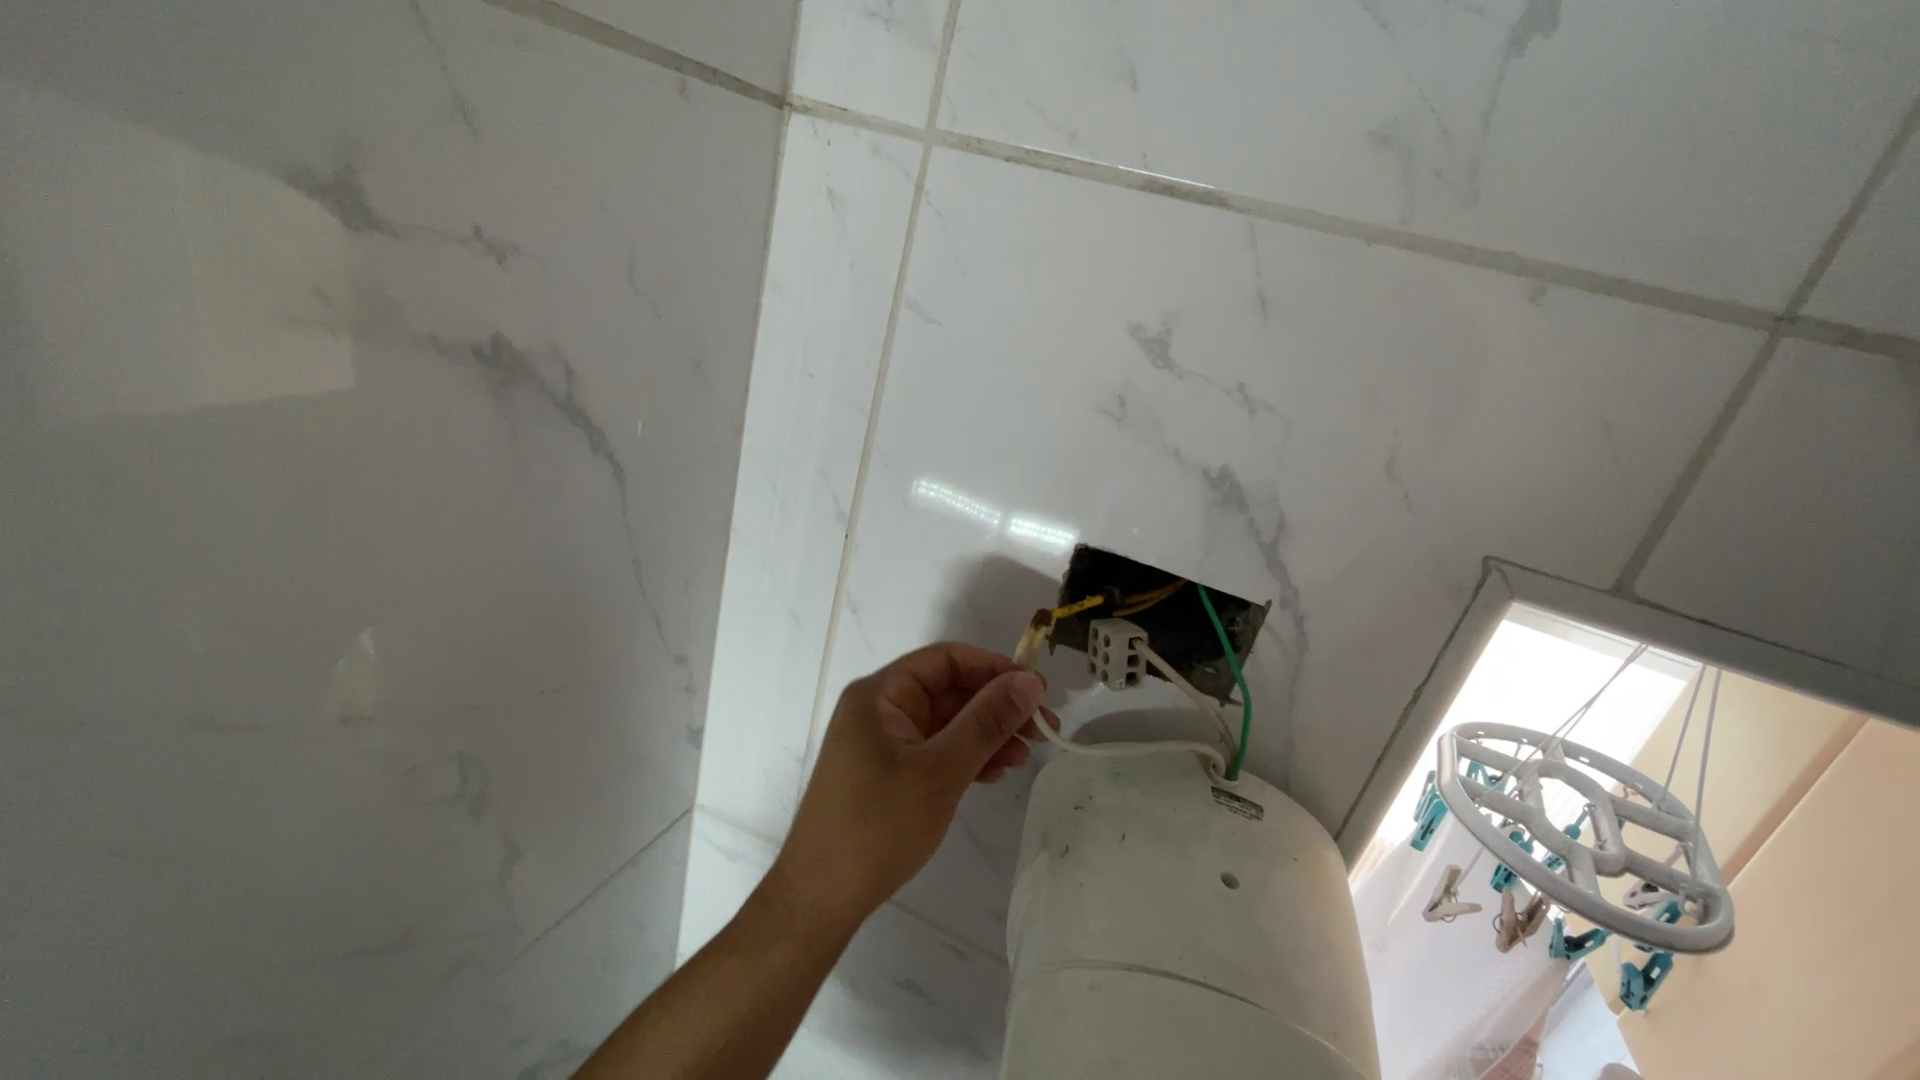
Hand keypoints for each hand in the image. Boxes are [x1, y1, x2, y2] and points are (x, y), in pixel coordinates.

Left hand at [766, 643, 1054, 929]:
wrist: (821, 896)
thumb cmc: (877, 826)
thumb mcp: (940, 770)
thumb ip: (986, 722)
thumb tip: (1030, 683)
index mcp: (881, 695)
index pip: (946, 660)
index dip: (994, 668)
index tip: (1038, 690)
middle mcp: (881, 711)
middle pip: (950, 692)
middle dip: (997, 707)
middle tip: (1044, 730)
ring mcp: (885, 745)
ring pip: (948, 724)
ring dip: (988, 735)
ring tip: (1025, 758)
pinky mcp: (891, 775)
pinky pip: (938, 752)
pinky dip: (968, 758)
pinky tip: (996, 774)